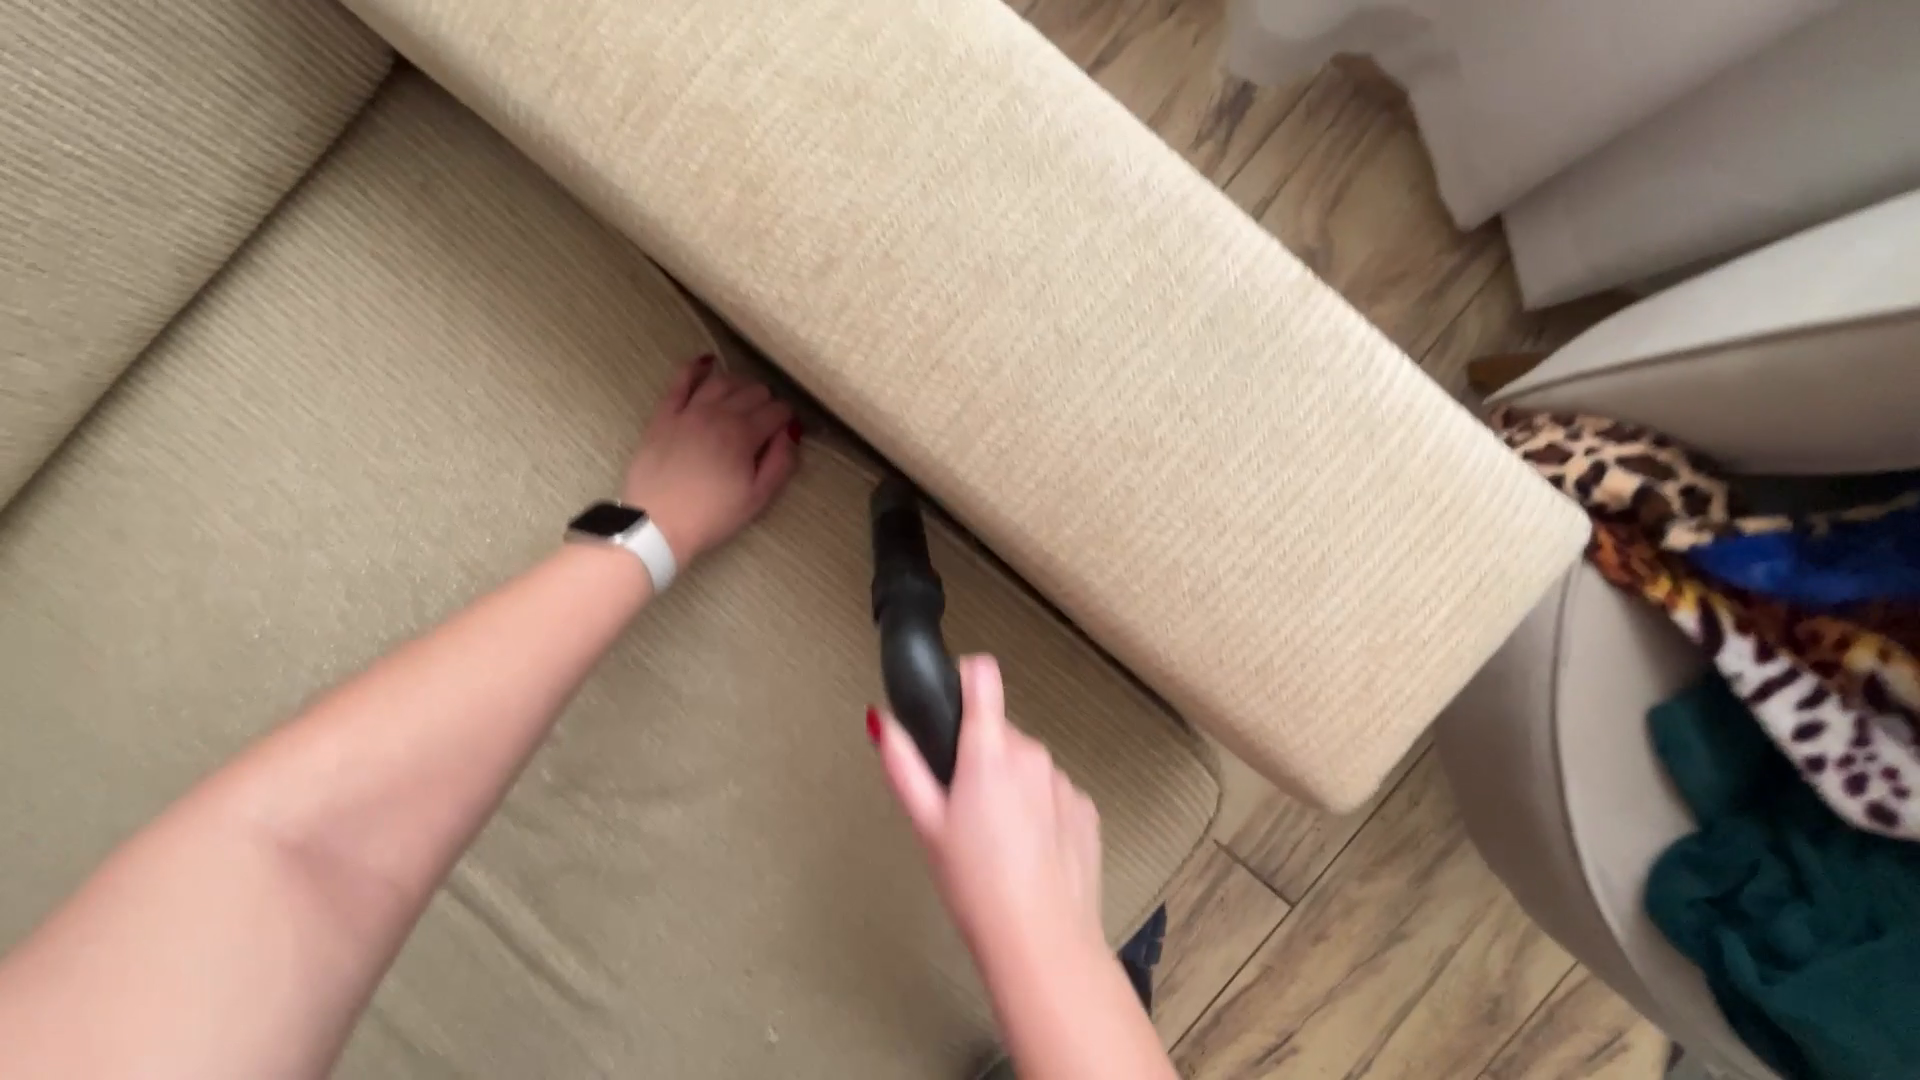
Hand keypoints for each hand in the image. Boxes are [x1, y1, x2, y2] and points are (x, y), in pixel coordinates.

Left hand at [623, 355, 799, 565]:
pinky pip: (681, 380)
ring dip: (740, 385)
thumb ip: (781, 462)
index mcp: (744, 434)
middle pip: (753, 391)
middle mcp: (718, 413)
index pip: (777, 411)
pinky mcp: (664, 414)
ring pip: (723, 381)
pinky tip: (707, 363)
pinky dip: (696, 367)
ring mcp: (688, 411)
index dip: (787, 418)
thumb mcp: (758, 498)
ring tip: (744, 398)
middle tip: (766, 421)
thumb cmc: (712, 516)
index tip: (786, 431)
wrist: (657, 524)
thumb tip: (790, 434)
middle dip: (767, 402)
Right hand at [871, 655, 1105, 970]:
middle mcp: (1032, 754)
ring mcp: (1063, 780)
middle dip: (982, 756)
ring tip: (997, 838)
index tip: (956, 696)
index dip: (966, 678)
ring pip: (1027, 765)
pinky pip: (1053, 792)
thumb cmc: (977, 885)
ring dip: (1011, 784)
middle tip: (964, 808)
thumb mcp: (926, 826)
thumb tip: (881, 721)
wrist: (1042, 941)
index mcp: (989, 751)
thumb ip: (902, 765)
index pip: (983, 676)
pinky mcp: (1085, 808)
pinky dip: (1039, 809)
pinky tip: (1028, 850)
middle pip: (1000, 732)